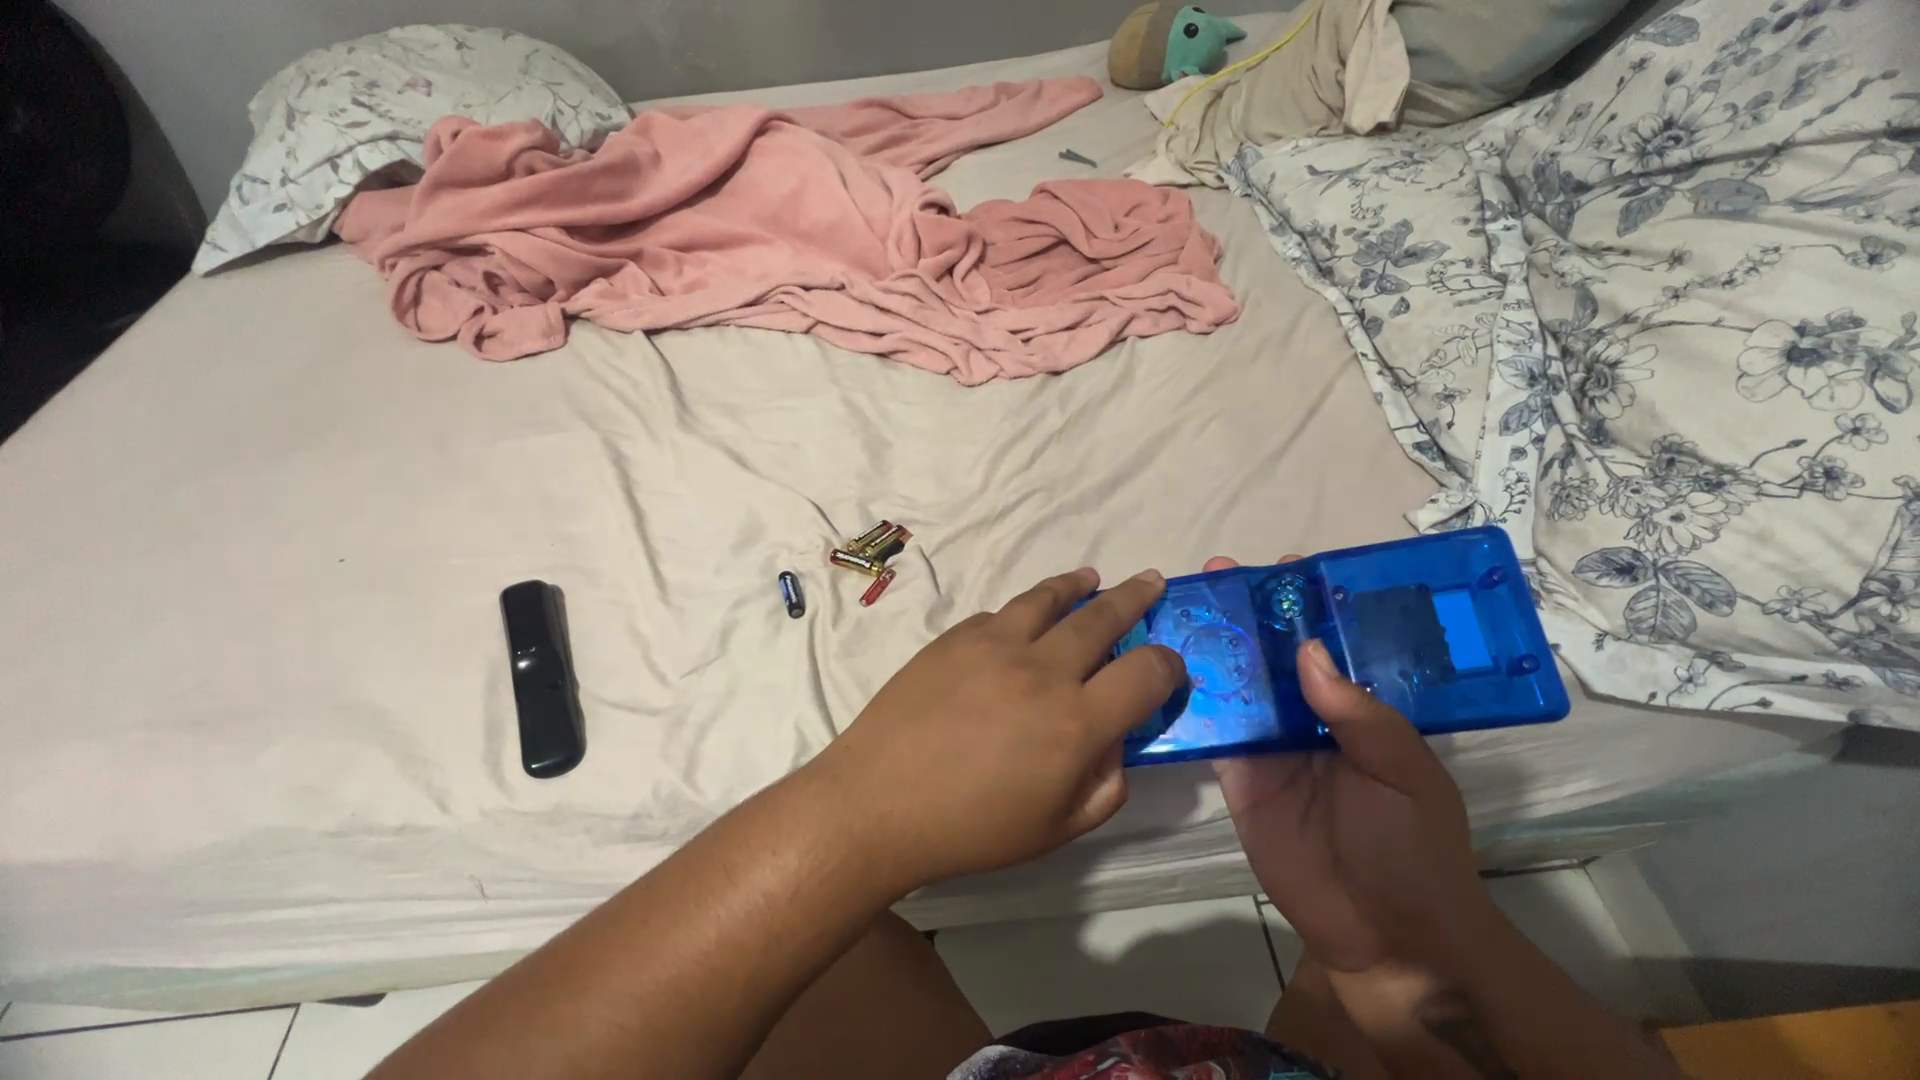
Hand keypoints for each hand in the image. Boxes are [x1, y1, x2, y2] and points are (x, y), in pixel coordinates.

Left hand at [807, 567, 1185, 892]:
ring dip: (1079, 586)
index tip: (1169, 664)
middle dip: (1136, 598)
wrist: (878, 803)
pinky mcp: (955, 638)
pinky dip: (1023, 612)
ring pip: (1049, 599)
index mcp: (1076, 722)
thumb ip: (1106, 785)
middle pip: (1104, 617)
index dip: (1169, 664)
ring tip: (1092, 578)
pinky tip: (1025, 620)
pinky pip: (1000, 613)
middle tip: (1151, 582)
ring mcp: (994, 645)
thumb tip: (1117, 740)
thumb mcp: (1057, 829)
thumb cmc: (971, 829)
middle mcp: (1042, 670)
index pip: (1147, 672)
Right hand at [1206, 555, 1487, 973]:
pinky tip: (1163, 666)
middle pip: (1277, 658)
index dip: (1310, 608)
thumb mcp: (1408, 775)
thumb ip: (1360, 714)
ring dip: (1216, 647)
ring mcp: (1271, 748)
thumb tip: (1307, 651)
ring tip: (1185, 604)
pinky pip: (1213, 734)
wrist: (1383, 934)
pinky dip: (1189, 702)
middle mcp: (1312, 721)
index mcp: (1362, 713)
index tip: (1283, 568)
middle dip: (1250, 615)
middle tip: (1218, 572)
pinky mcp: (1238, 778)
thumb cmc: (1413, 849)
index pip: (1333, 648)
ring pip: (1239, 687)